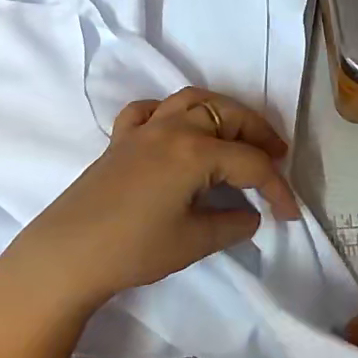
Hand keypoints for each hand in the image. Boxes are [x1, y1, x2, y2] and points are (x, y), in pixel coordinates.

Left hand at [0, 87, 302, 321]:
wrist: (66, 256)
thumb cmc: (133, 250)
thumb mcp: (193, 241)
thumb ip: (231, 224)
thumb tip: (251, 215)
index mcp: (194, 151)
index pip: (250, 163)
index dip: (277, 188)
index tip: (291, 215)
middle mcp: (171, 128)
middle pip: (226, 114)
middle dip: (258, 132)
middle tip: (277, 156)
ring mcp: (141, 130)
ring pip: (191, 101)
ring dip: (222, 113)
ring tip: (238, 134)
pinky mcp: (119, 141)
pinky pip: (149, 111)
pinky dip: (170, 113)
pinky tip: (176, 130)